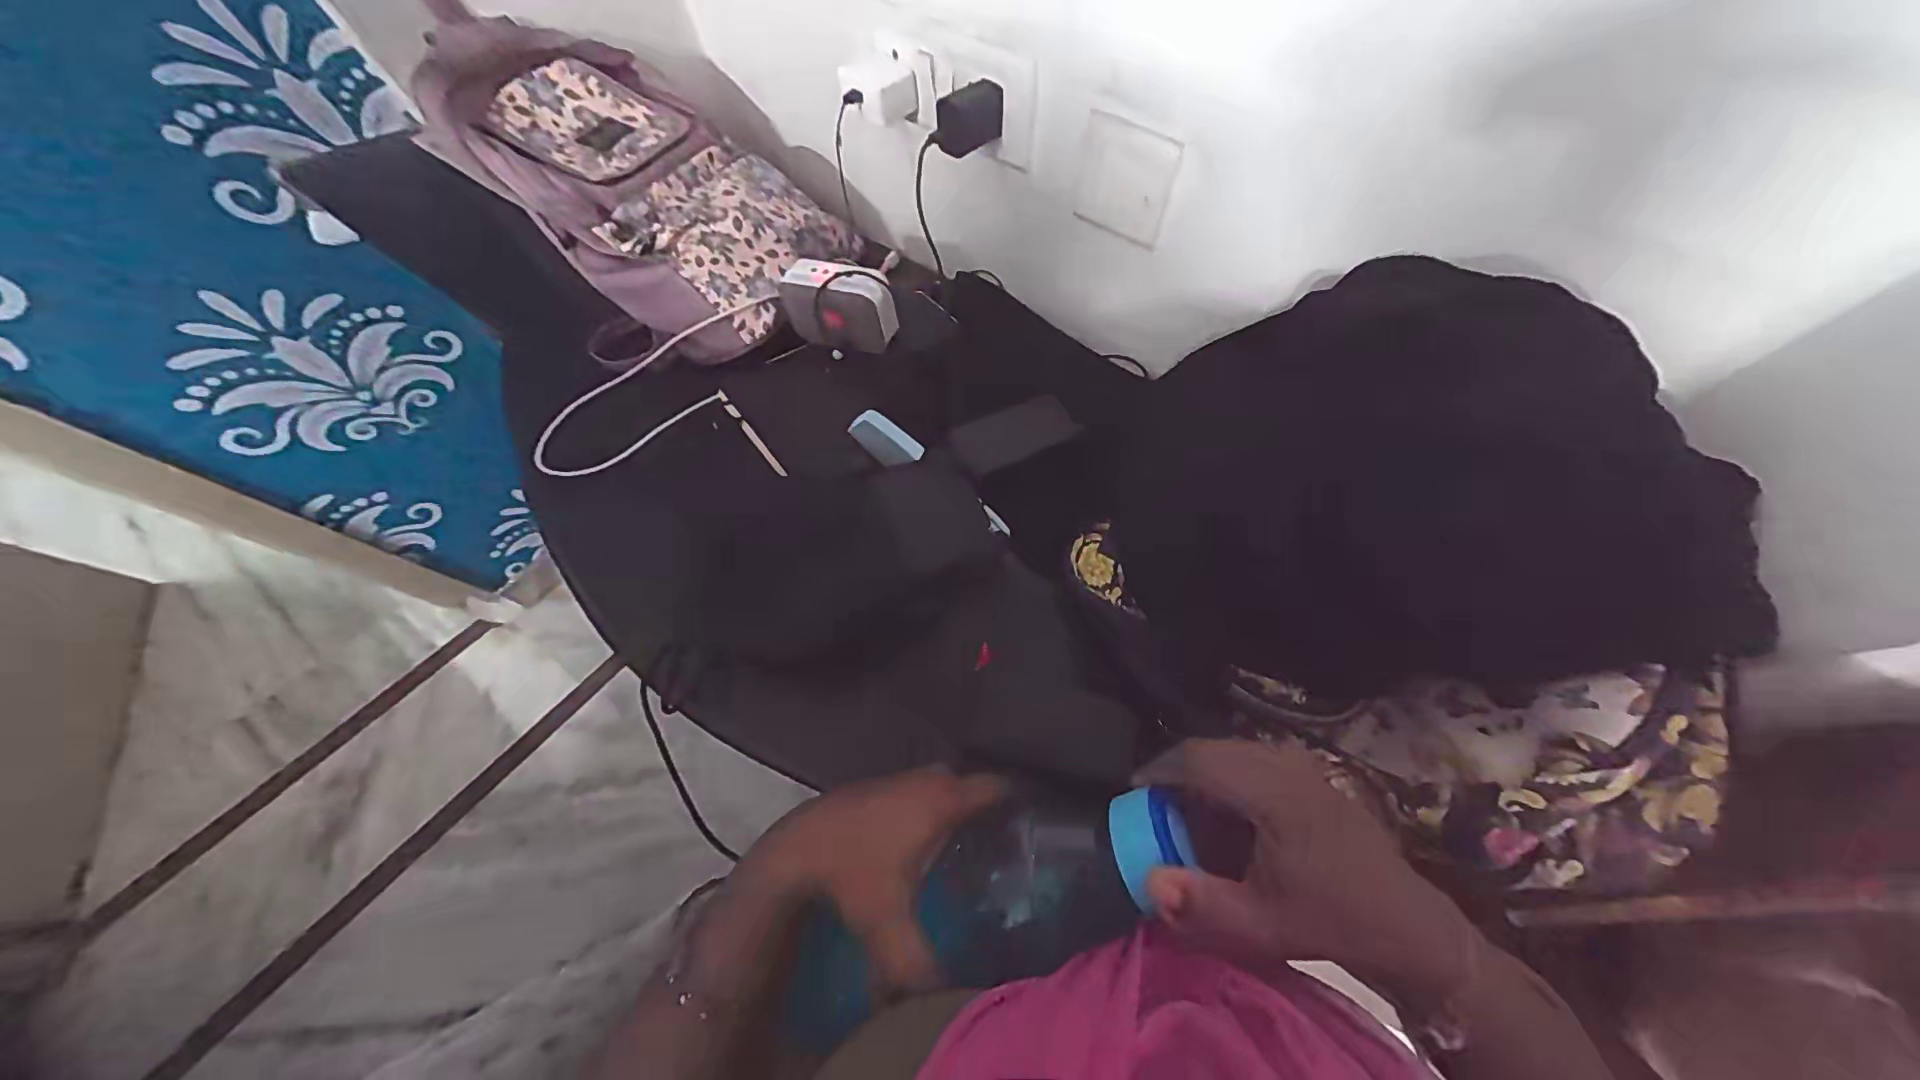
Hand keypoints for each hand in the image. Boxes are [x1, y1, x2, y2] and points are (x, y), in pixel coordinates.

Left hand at [737, 767, 1006, 995]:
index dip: (1016, 798)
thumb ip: (919, 962)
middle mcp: (925, 781)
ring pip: (938, 783)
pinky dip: (925, 804)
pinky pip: (915, 788)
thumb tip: (944, 990)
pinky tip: (920, 836)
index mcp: (941, 801)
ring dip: (952, 803)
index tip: (1033, 818)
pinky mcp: (875, 784)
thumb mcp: (889, 925)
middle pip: (968, 783)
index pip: (994, 786)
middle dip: (984, 805)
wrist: (797, 846)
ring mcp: (898, 778)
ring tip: (966, 839)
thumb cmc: (852, 875)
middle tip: (1000, 836)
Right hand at [1136, 739, 1475, 1000]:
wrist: (1408, 926)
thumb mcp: (1262, 927)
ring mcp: (1305, 766)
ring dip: (1203, 770)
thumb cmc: (1332, 923)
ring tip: (1188, 807)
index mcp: (1276, 796)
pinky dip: (1227, 773)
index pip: (1201, 758)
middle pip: (1213, 747)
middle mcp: (1289, 767)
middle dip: (1177, 769)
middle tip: (1156, 804)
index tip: (1134, 791)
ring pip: (1233, 748)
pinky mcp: (1312, 773)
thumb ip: (1202, 905)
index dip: (1159, 769)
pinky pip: (1253, 756)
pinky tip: (1228, 809)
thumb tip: (1149, 880)